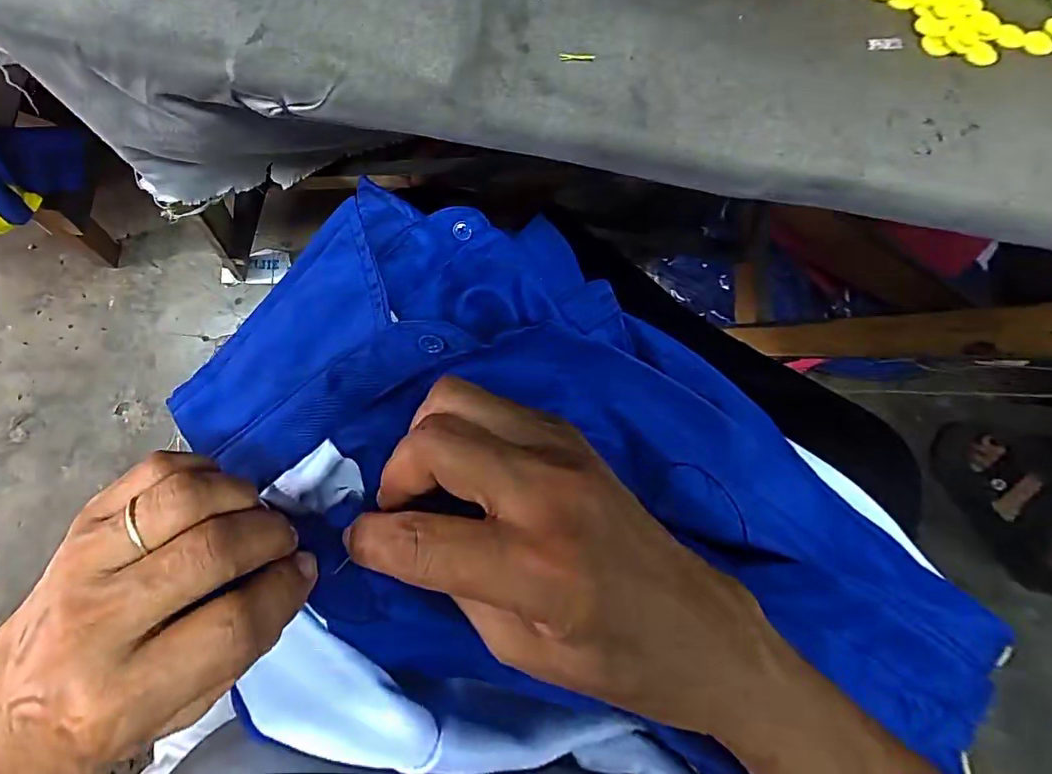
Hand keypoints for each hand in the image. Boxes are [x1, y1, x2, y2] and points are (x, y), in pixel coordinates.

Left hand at [0, 452, 315, 773]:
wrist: (10, 705)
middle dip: (270, 536)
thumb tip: (295, 571)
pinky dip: (200, 469)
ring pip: (183, 499)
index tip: (304, 570)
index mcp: (119, 693)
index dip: (284, 588)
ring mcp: (82, 562)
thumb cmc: (104, 716)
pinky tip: (215, 489)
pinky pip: (153, 469)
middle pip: (211, 552)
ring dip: (239, 496)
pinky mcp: (80, 522)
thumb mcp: (178, 710)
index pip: (230, 625)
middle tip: (284, 537)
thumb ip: (240, 644)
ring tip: (253, 510)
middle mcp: (95, 623)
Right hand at [344, 377, 931, 773]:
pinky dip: (464, 427)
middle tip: (402, 508)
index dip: (373, 539)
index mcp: (536, 564)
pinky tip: (474, 469)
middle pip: (435, 435)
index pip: (423, 536)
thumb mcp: (520, 649)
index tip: (358, 542)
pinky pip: (493, 404)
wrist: (693, 618)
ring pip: (459, 397)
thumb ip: (455, 585)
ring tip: (435, 481)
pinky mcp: (568, 430)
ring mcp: (560, 446)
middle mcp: (546, 487)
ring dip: (428, 436)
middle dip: (397, 470)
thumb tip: (404, 540)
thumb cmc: (611, 655)